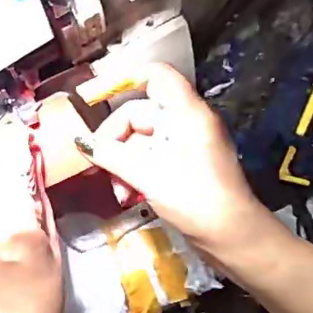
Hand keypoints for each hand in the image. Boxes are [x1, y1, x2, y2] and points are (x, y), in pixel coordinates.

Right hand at [77, 64, 285, 274]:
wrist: (232, 236)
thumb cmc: (195, 198)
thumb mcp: (146, 174)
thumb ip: (110, 154)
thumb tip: (80, 142)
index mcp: (186, 113)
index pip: (155, 76)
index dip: (121, 80)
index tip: (92, 96)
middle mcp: (186, 122)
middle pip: (138, 114)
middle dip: (114, 141)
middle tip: (100, 167)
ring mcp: (185, 144)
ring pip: (139, 141)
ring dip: (121, 163)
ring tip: (119, 191)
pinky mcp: (182, 165)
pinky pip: (149, 157)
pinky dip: (133, 172)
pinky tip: (128, 195)